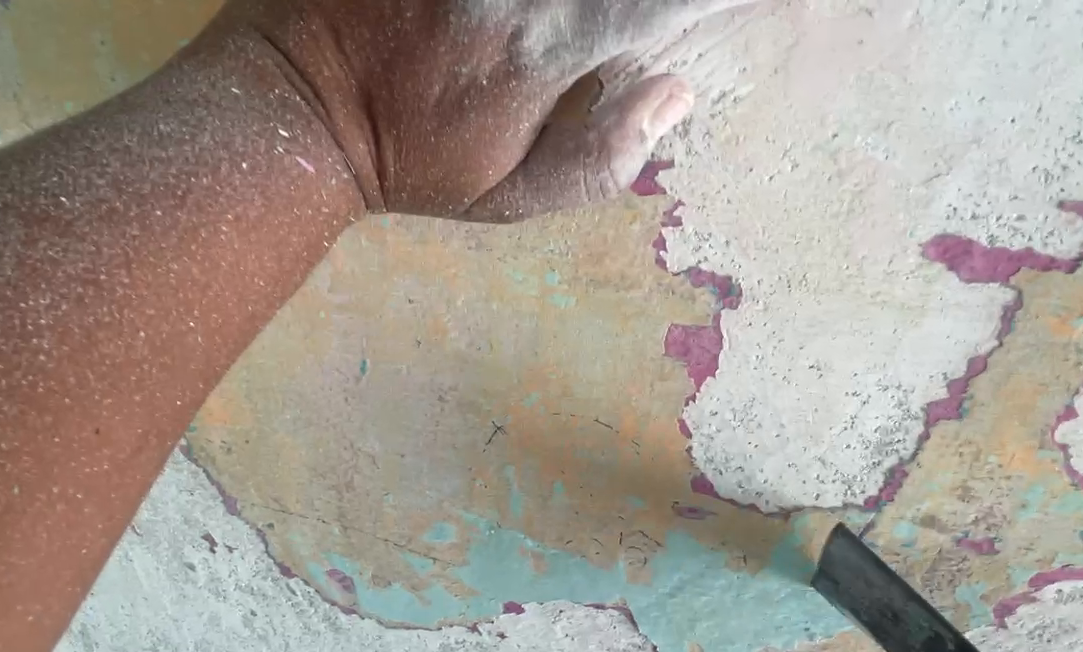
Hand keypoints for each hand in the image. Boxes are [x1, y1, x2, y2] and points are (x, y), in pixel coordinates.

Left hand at [204, 0, 745, 220]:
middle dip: (682, 0)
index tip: (781, 9)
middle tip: (688, 26)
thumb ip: (597, 160)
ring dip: (617, 2)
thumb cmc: (414, 163)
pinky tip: (570, 19)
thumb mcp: (506, 200)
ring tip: (612, 32)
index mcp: (547, 46)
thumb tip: (675, 92)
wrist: (301, 101)